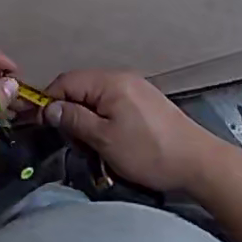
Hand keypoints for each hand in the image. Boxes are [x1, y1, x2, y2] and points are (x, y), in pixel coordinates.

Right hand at [42, 69, 234, 194]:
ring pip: (95, 100)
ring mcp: (134, 89)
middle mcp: (121, 78)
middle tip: (75, 143)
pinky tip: (110, 143)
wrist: (199, 163)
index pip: (66, 81)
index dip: (50, 102)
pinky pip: (112, 106)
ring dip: (87, 122)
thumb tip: (49, 108)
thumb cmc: (150, 152)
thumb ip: (73, 120)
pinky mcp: (144, 103)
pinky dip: (103, 122)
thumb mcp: (104, 139)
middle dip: (70, 115)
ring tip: (94, 148)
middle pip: (80, 89)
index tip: (43, 125)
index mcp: (110, 82)